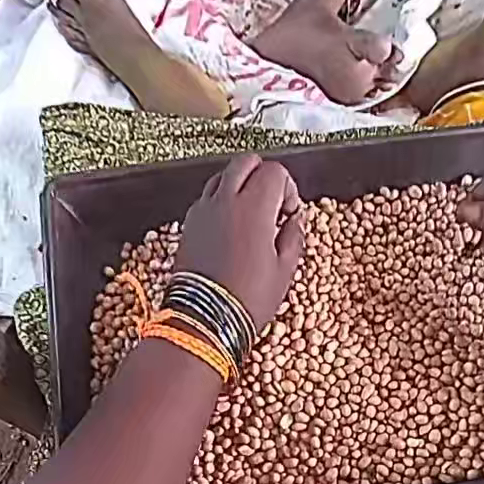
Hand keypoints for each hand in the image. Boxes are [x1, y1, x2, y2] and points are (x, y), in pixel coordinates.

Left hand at [175, 155, 305, 329]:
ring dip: (240, 186)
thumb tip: (295, 221)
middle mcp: (225, 200)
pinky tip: (230, 230)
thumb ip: (294, 237)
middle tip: (272, 204)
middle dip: (263, 175)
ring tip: (250, 217)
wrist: (205, 320)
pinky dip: (221, 203)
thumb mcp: (284, 272)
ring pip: (222, 177)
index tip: (290, 214)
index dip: (288, 189)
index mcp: (254, 207)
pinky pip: (206, 199)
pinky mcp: (188, 226)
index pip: (275, 172)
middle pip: (246, 163)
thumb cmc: (247, 300)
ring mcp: (202, 211)